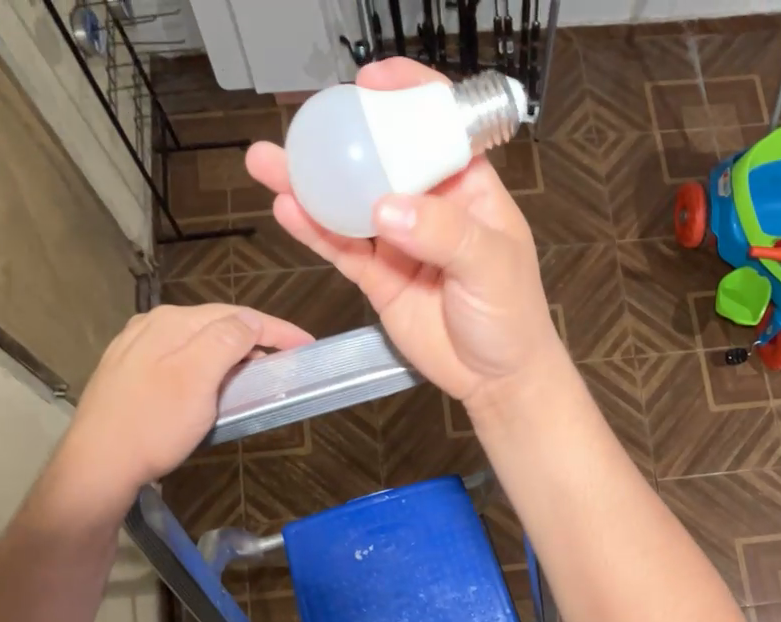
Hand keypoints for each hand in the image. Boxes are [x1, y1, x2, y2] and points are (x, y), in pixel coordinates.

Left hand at [48, 304, 310, 522]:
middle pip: (217, 322)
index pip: (237, 315)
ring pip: (198, 338)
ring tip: (258, 367)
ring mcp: (137, 347)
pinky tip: (213, 379)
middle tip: (288, 357)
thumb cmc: (154, 425)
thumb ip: (225, 342)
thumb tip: (250, 320)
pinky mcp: (130, 370)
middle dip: (257, 335)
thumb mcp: (197, 380)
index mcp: (173, 322)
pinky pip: (181, 354)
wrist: (100, 463)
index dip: (277, 329)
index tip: (308, 345)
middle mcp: (153, 325)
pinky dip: (208, 362)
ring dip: (233, 348)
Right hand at [244, 58, 565, 406]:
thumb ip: (443, 233)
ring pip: (350, 202)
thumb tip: (386, 209)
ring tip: (269, 162)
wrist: (496, 379)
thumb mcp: (490, 266)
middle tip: (304, 124)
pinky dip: (314, 230)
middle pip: (381, 159)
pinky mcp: (378, 277)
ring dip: (311, 182)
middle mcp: (429, 207)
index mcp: (468, 189)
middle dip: (343, 137)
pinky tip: (288, 210)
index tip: (369, 84)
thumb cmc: (512, 316)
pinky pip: (341, 248)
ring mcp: (400, 241)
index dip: (407, 96)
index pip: (437, 127)